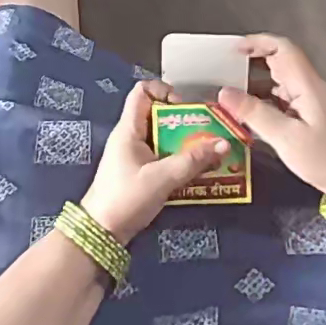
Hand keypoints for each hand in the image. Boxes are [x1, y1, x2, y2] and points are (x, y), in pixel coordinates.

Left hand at [79, 81, 229, 242]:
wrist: (101, 233)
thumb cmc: (126, 198)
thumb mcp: (161, 178)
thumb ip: (193, 161)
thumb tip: (224, 143)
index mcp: (129, 129)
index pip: (142, 91)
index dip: (165, 91)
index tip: (186, 108)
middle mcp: (132, 137)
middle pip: (160, 114)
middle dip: (186, 121)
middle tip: (209, 131)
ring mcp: (136, 155)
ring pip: (165, 137)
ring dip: (187, 143)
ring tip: (212, 151)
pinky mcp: (142, 172)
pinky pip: (165, 156)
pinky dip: (182, 159)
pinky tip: (200, 170)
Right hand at [215, 34, 325, 197]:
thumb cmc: (320, 156)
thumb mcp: (285, 137)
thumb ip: (254, 113)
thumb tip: (224, 93)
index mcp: (305, 85)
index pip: (283, 49)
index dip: (259, 42)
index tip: (234, 49)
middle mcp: (306, 85)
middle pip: (279, 58)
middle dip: (252, 57)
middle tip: (224, 67)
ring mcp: (305, 96)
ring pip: (276, 75)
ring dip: (253, 77)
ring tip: (228, 87)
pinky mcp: (301, 109)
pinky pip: (277, 92)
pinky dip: (259, 93)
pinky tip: (244, 106)